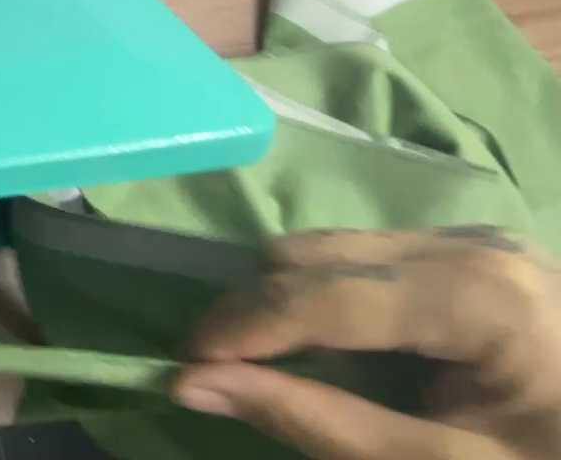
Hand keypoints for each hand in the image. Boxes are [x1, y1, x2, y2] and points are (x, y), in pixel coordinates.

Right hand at [173, 226, 560, 459]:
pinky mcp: (479, 254)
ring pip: (325, 250)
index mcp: (478, 295)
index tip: (184, 365)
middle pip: (307, 258)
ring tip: (286, 361)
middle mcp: (469, 245)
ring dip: (288, 304)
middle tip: (232, 371)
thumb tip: (187, 384)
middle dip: (258, 314)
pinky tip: (350, 347)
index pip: (314, 297)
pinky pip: (362, 258)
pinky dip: (330, 299)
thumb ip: (315, 422)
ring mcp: (477, 242)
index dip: (237, 330)